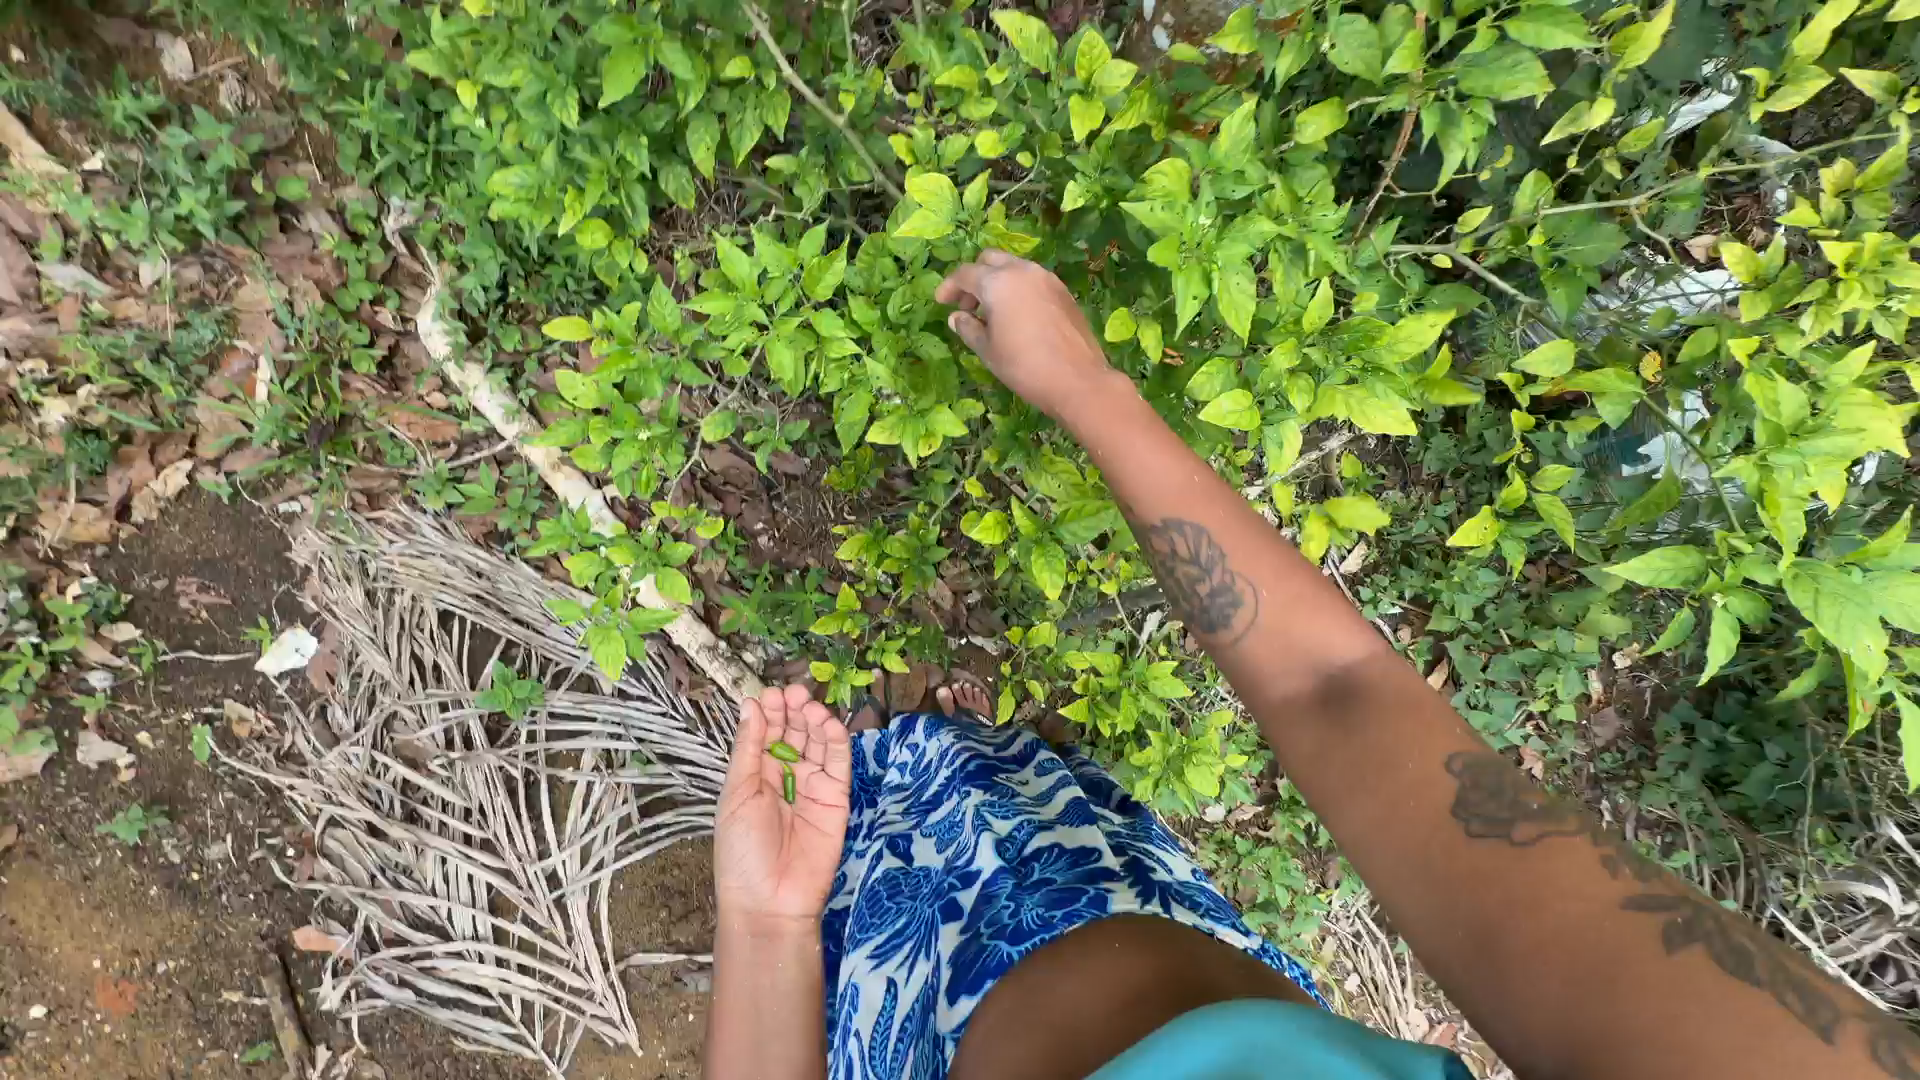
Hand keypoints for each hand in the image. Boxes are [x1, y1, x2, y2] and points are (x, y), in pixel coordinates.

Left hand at [714, 683, 850, 925]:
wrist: (769, 902)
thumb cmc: (741, 850)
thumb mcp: (737, 794)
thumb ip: (749, 748)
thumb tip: (751, 704)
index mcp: (757, 774)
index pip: (768, 733)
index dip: (771, 712)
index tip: (770, 693)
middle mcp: (787, 775)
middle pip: (794, 732)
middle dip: (793, 710)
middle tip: (793, 692)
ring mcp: (813, 784)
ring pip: (817, 742)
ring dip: (814, 720)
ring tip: (808, 705)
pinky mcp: (838, 797)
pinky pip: (839, 762)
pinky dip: (836, 740)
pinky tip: (827, 723)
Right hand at [935, 249, 1122, 424]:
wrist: (1077, 379)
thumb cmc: (1024, 366)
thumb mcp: (988, 351)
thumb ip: (969, 328)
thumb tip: (957, 317)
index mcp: (998, 282)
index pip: (965, 274)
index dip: (949, 287)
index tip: (941, 302)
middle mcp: (1022, 271)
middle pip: (990, 261)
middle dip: (973, 278)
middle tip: (966, 306)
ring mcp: (1046, 278)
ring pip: (1013, 267)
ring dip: (996, 282)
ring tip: (991, 313)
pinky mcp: (1063, 291)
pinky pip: (1032, 280)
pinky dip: (1017, 289)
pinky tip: (1016, 316)